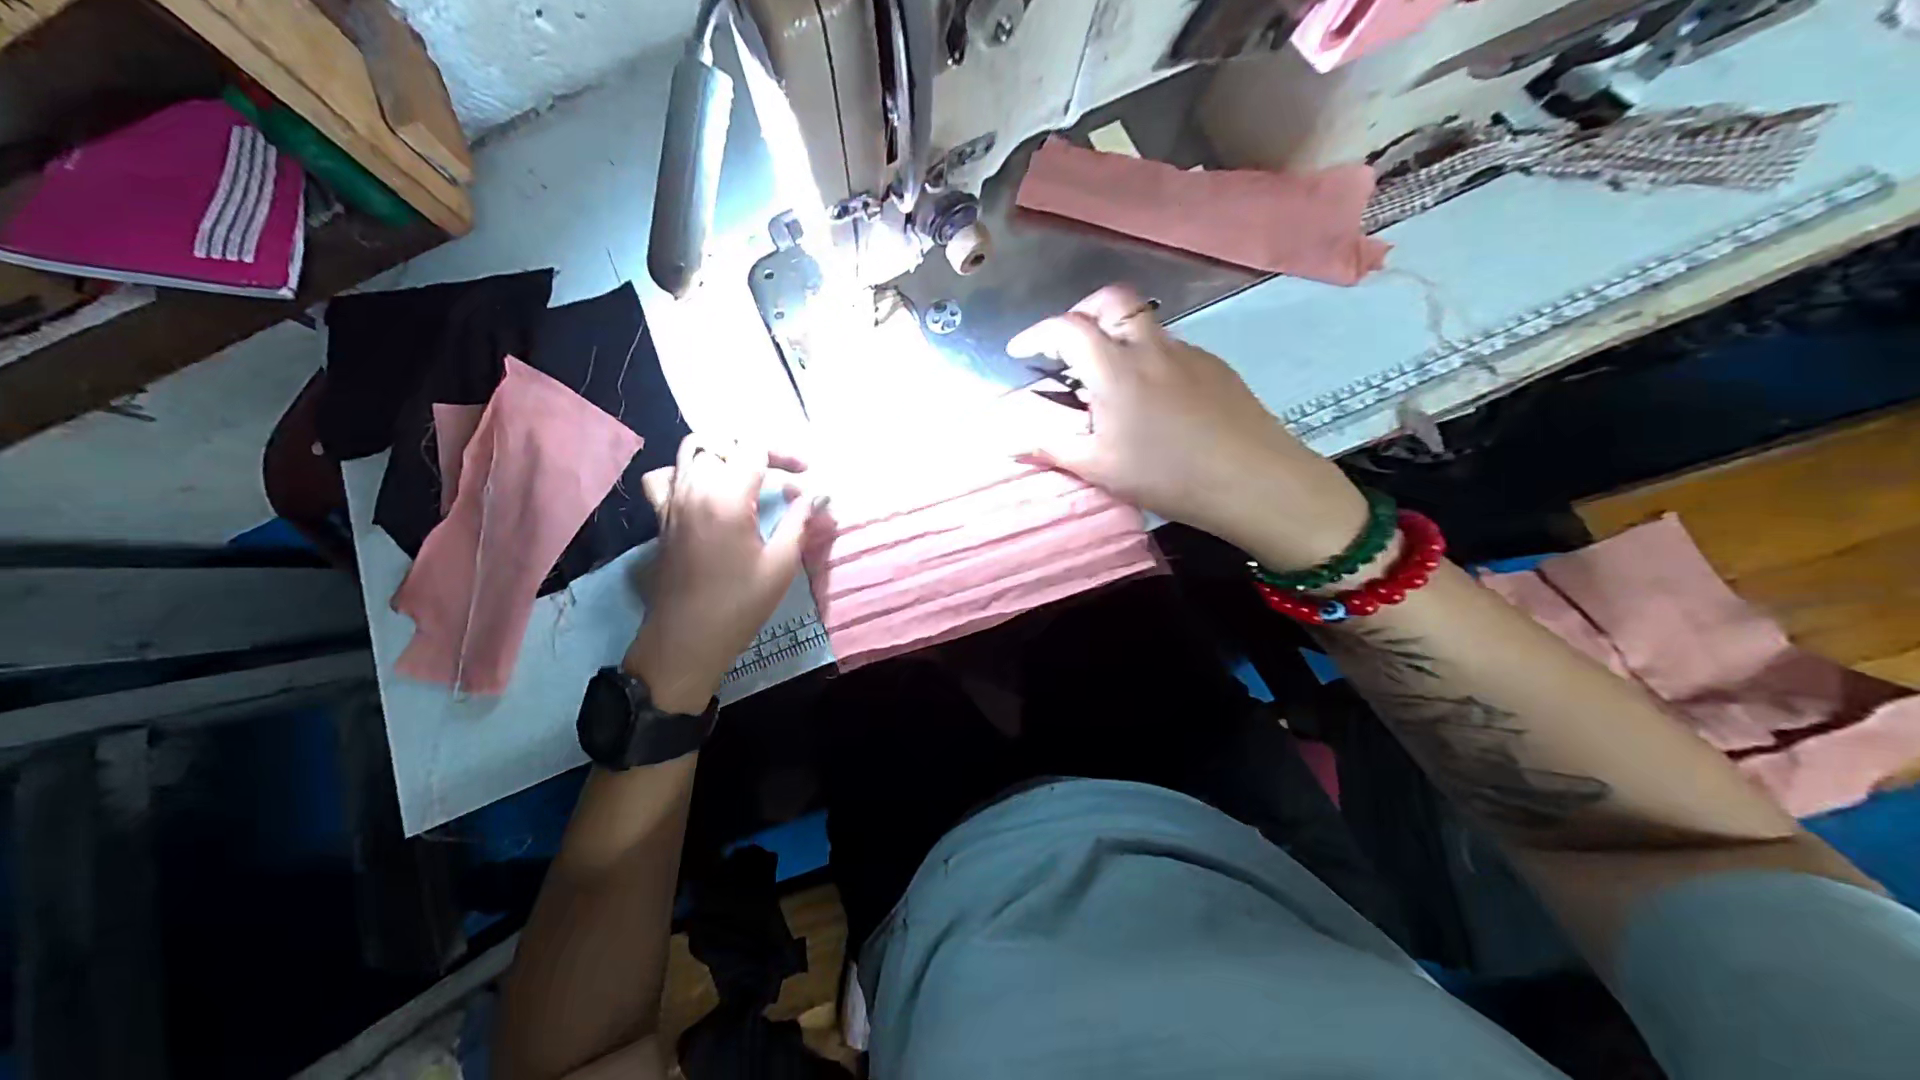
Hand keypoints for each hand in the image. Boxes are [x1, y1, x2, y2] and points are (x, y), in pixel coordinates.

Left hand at [623, 435, 826, 713]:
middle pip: (721, 441)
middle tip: (781, 473)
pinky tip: (705, 492)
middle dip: (754, 450)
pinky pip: (666, 477)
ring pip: (691, 451)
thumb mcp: (781, 564)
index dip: (785, 453)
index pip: (753, 447)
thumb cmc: (739, 605)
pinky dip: (686, 473)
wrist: (686, 640)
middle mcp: (695, 488)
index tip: (806, 475)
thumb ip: (800, 521)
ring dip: (722, 455)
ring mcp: (672, 501)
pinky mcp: (661, 517)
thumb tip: (819, 494)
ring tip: (746, 476)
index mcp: (727, 497)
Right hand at [1007, 284, 1367, 569]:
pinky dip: (1148, 358)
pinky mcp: (1214, 365)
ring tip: (1108, 381)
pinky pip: (1170, 348)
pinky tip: (1152, 399)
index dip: (1037, 333)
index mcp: (1116, 369)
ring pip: (1143, 324)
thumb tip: (1014, 446)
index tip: (1021, 352)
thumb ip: (1054, 450)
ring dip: (1116, 337)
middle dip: (1081, 312)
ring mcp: (1187, 352)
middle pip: (1111, 301)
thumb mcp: (1102, 469)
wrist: (1254, 480)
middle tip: (1067, 345)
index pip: (1067, 328)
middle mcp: (1150, 347)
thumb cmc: (1169, 475)